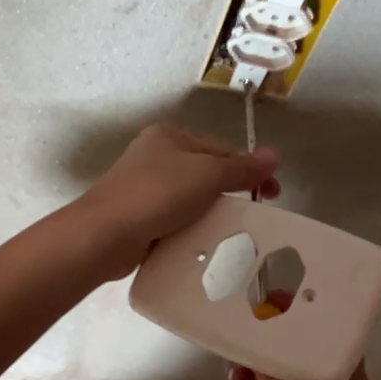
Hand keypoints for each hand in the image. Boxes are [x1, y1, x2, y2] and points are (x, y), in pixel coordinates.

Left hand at [74, 124, 278, 278]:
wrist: (105, 235)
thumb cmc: (157, 194)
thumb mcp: (207, 175)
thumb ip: (242, 168)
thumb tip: (276, 155)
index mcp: (170, 135)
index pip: (221, 149)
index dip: (249, 169)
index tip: (273, 195)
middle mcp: (155, 156)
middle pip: (206, 174)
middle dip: (230, 194)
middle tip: (255, 217)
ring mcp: (144, 187)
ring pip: (191, 200)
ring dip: (210, 215)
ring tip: (232, 234)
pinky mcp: (139, 217)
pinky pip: (175, 220)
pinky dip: (190, 230)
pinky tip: (203, 243)